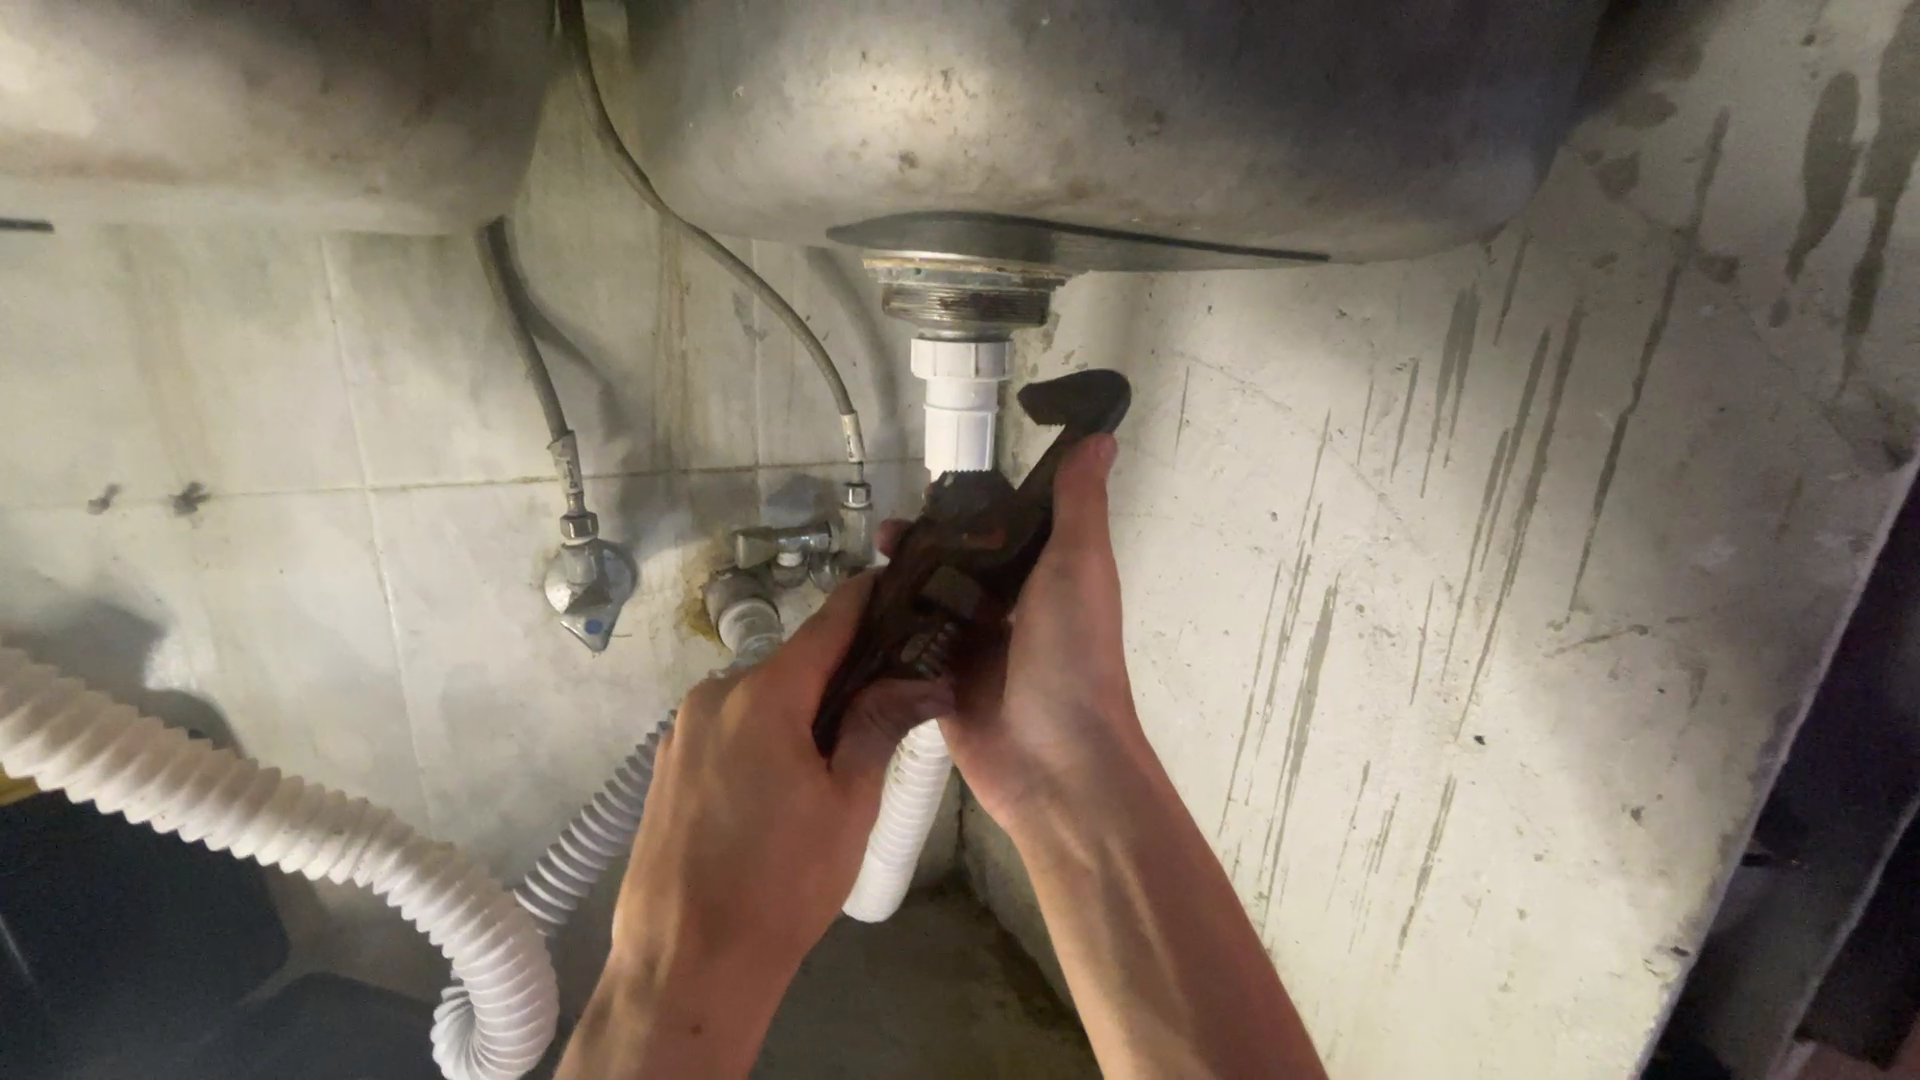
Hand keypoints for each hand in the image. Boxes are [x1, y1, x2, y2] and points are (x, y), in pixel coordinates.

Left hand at [566, 575, 950, 1079]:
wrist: (685, 965)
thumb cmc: (782, 884)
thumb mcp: (848, 803)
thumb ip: (878, 725)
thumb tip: (921, 677)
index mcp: (764, 695)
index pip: (827, 624)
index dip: (865, 599)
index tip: (896, 581)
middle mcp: (714, 695)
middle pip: (794, 663)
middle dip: (840, 671)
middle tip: (888, 696)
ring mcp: (683, 729)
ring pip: (761, 696)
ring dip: (802, 706)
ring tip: (837, 751)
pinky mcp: (668, 762)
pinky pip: (730, 725)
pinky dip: (765, 731)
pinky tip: (784, 780)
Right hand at [882, 435, 1146, 838]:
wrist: (1056, 761)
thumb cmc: (1074, 655)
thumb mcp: (1080, 566)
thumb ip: (1078, 504)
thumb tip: (1100, 437)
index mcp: (1046, 579)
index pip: (1003, 530)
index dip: (971, 507)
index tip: (935, 489)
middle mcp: (1009, 610)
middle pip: (959, 564)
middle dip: (924, 543)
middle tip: (887, 534)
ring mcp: (974, 650)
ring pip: (930, 603)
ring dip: (901, 581)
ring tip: (870, 564)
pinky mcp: (941, 686)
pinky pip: (911, 648)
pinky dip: (889, 629)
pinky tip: (859, 609)